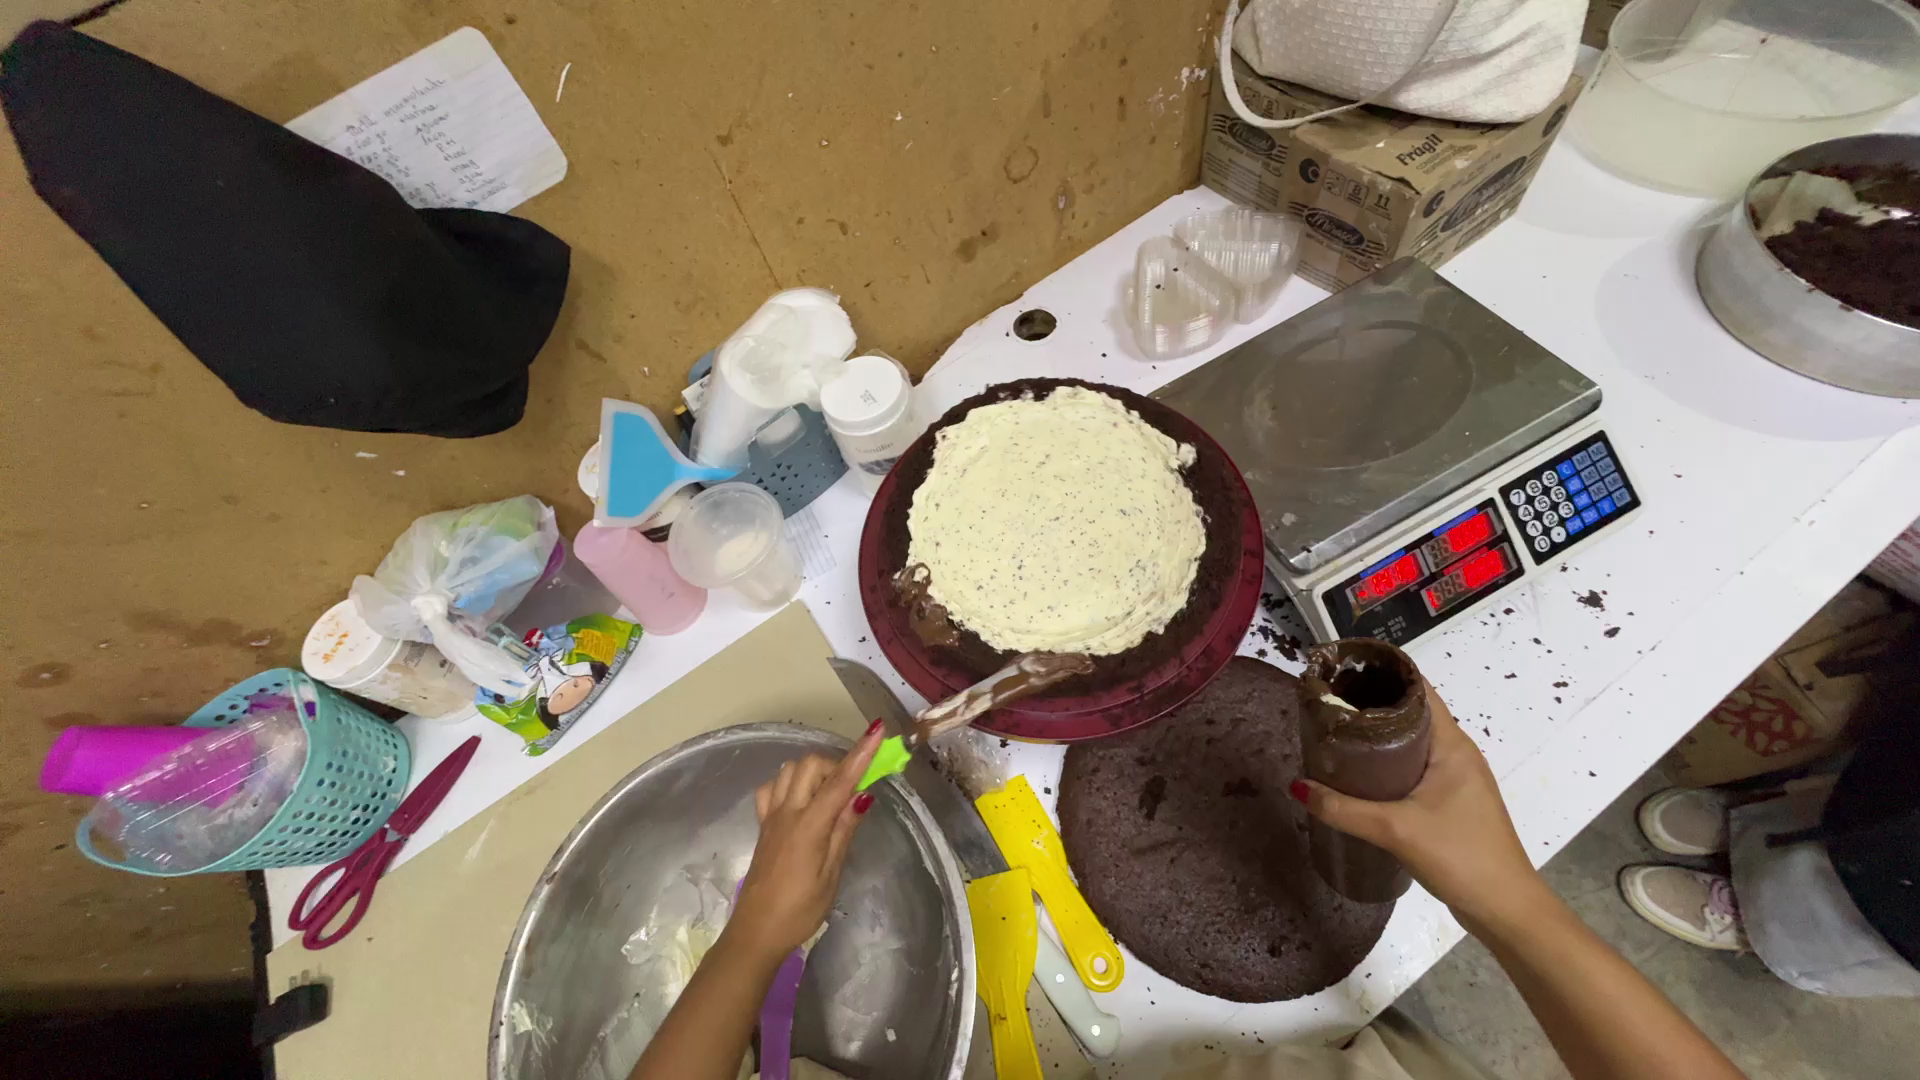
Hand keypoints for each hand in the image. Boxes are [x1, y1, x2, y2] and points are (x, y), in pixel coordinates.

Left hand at [727, 721, 884, 958]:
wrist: (755, 933)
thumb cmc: (799, 911)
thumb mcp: (831, 874)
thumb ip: (844, 830)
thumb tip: (862, 794)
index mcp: (809, 826)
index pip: (840, 780)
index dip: (861, 753)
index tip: (877, 730)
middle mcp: (788, 812)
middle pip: (812, 765)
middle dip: (837, 764)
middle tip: (854, 788)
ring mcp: (772, 815)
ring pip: (791, 770)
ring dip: (815, 770)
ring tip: (831, 794)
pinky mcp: (763, 824)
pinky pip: (773, 787)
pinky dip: (790, 783)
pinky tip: (802, 799)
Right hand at [1294, 682, 1544, 926]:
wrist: (1507, 911)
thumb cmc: (1462, 856)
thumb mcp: (1395, 830)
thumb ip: (1342, 809)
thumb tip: (1296, 787)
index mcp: (1452, 745)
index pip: (1417, 691)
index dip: (1381, 674)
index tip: (1341, 671)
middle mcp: (1456, 753)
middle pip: (1409, 713)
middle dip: (1369, 702)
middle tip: (1325, 701)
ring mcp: (1454, 778)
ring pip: (1408, 741)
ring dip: (1375, 734)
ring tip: (1331, 731)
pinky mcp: (1448, 800)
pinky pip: (1410, 765)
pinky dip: (1383, 759)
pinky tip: (1354, 771)